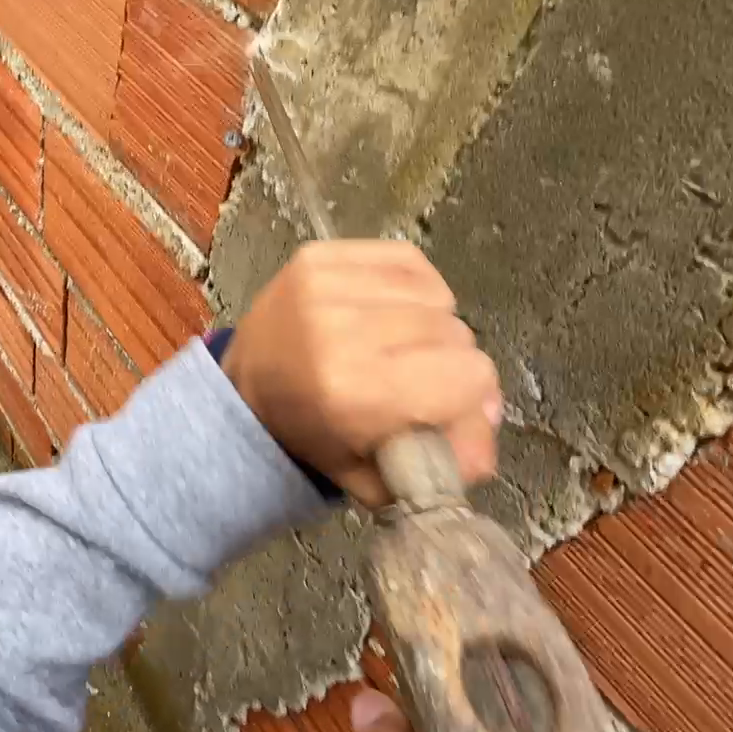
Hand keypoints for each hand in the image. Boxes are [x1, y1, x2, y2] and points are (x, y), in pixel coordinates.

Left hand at [221, 240, 499, 506]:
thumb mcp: (373, 475)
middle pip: (454, 333)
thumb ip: (443, 468)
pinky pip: (406, 260)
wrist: (243, 385)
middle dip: (451, 364)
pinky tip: (391, 311)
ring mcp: (324, 284)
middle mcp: (338, 329)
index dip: (474, 398)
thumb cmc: (310, 432)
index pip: (469, 373)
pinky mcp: (317, 256)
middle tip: (423, 382)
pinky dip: (412, 287)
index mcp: (354, 391)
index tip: (455, 410)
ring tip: (400, 347)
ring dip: (431, 324)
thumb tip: (489, 440)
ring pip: (435, 296)